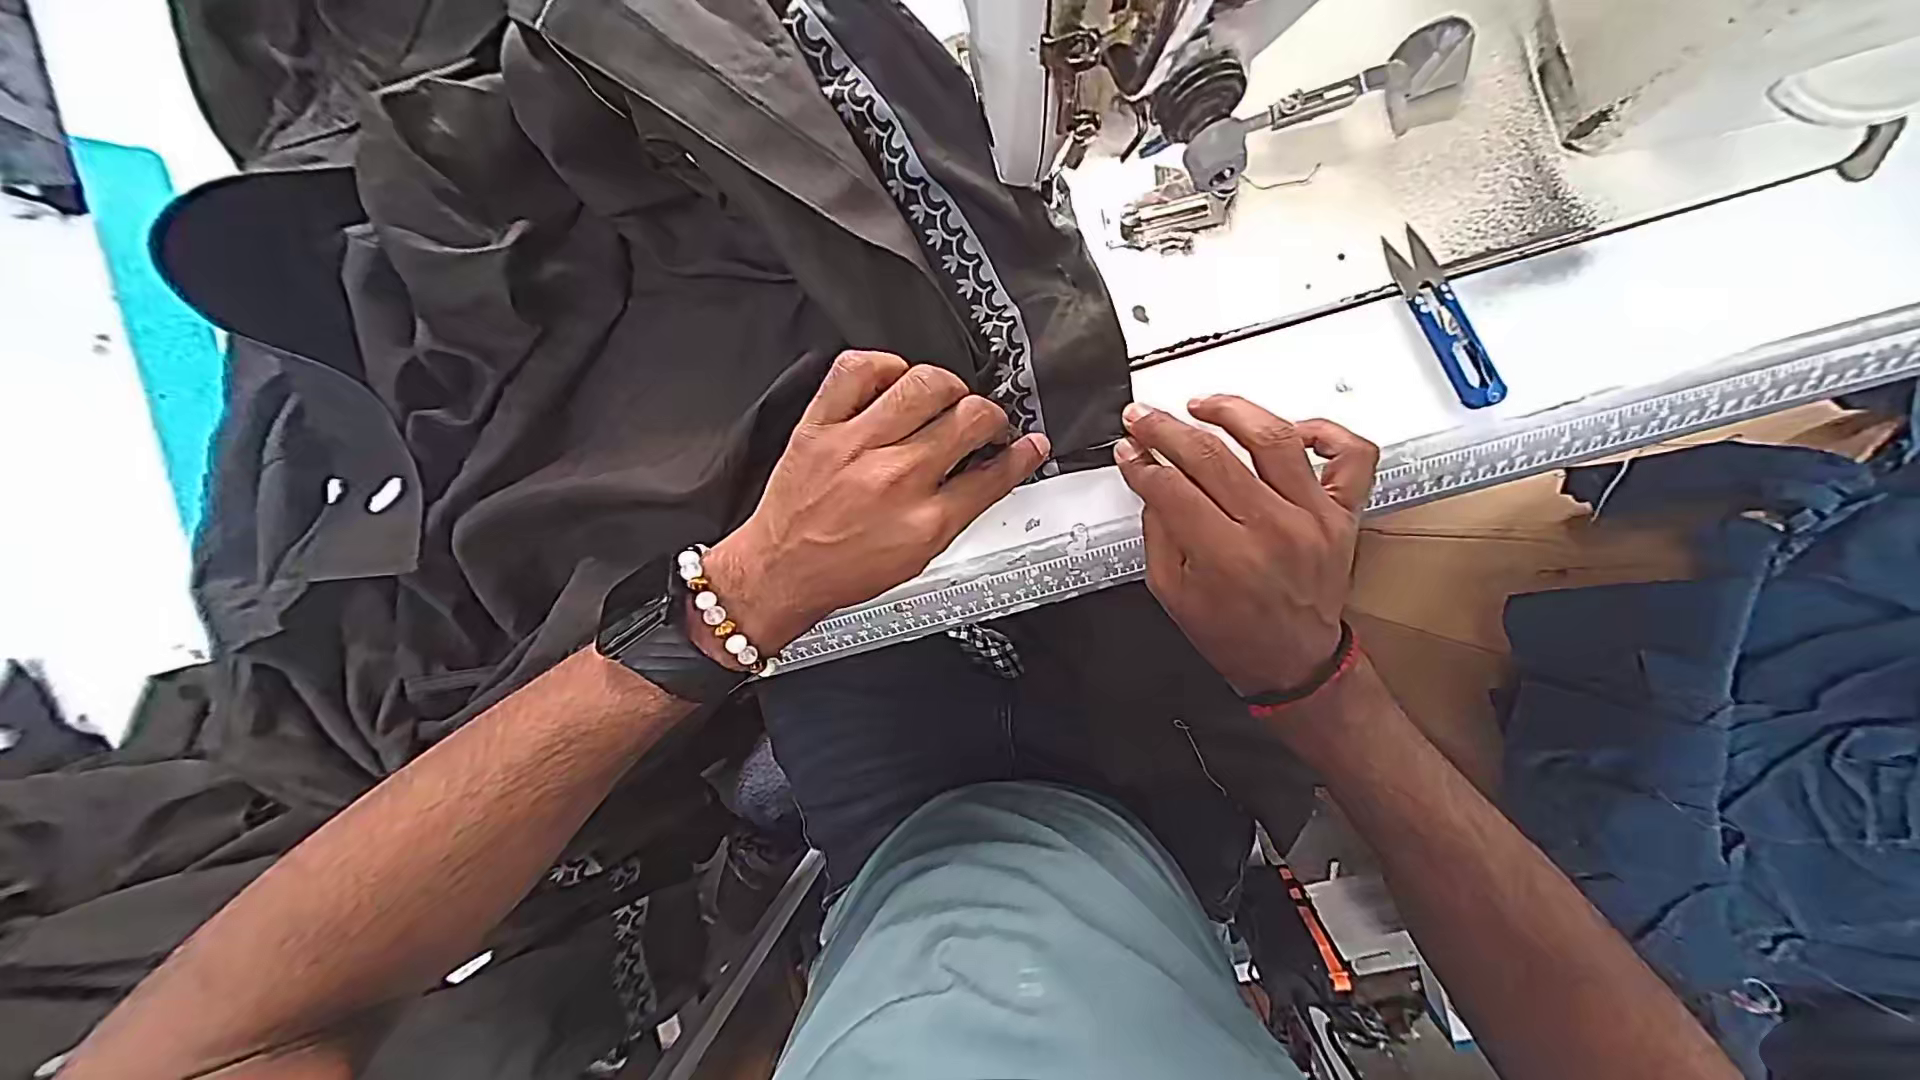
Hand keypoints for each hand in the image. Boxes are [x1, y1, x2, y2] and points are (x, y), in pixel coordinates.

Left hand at [701, 351, 1048, 657]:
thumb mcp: (918, 556)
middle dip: (991, 417)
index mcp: (926, 521)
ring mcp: (856, 447)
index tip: (1028, 443)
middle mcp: (896, 479)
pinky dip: (884, 365)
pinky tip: (893, 381)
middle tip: (984, 423)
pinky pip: (857, 369)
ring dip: (949, 388)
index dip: (1021, 453)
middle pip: (970, 419)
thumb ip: (960, 510)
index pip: (994, 474)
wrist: (782, 572)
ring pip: (925, 385)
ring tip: (945, 400)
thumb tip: (992, 474)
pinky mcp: (820, 426)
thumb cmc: (844, 570)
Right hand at [1112, 396, 1377, 696]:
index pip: (1170, 486)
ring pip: (1273, 438)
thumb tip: (1151, 481)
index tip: (1129, 450)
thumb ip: (1158, 532)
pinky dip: (1325, 429)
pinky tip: (1290, 427)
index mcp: (1224, 556)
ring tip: (1203, 405)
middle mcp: (1272, 530)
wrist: (1293, 661)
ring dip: (1231, 411)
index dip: (1140, 462)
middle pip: (1209, 455)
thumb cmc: (1235, 634)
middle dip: (1164, 429)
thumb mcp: (1171, 591)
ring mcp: (1313, 517)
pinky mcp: (1342, 514)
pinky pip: (1351, 454)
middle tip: (1144, 418)